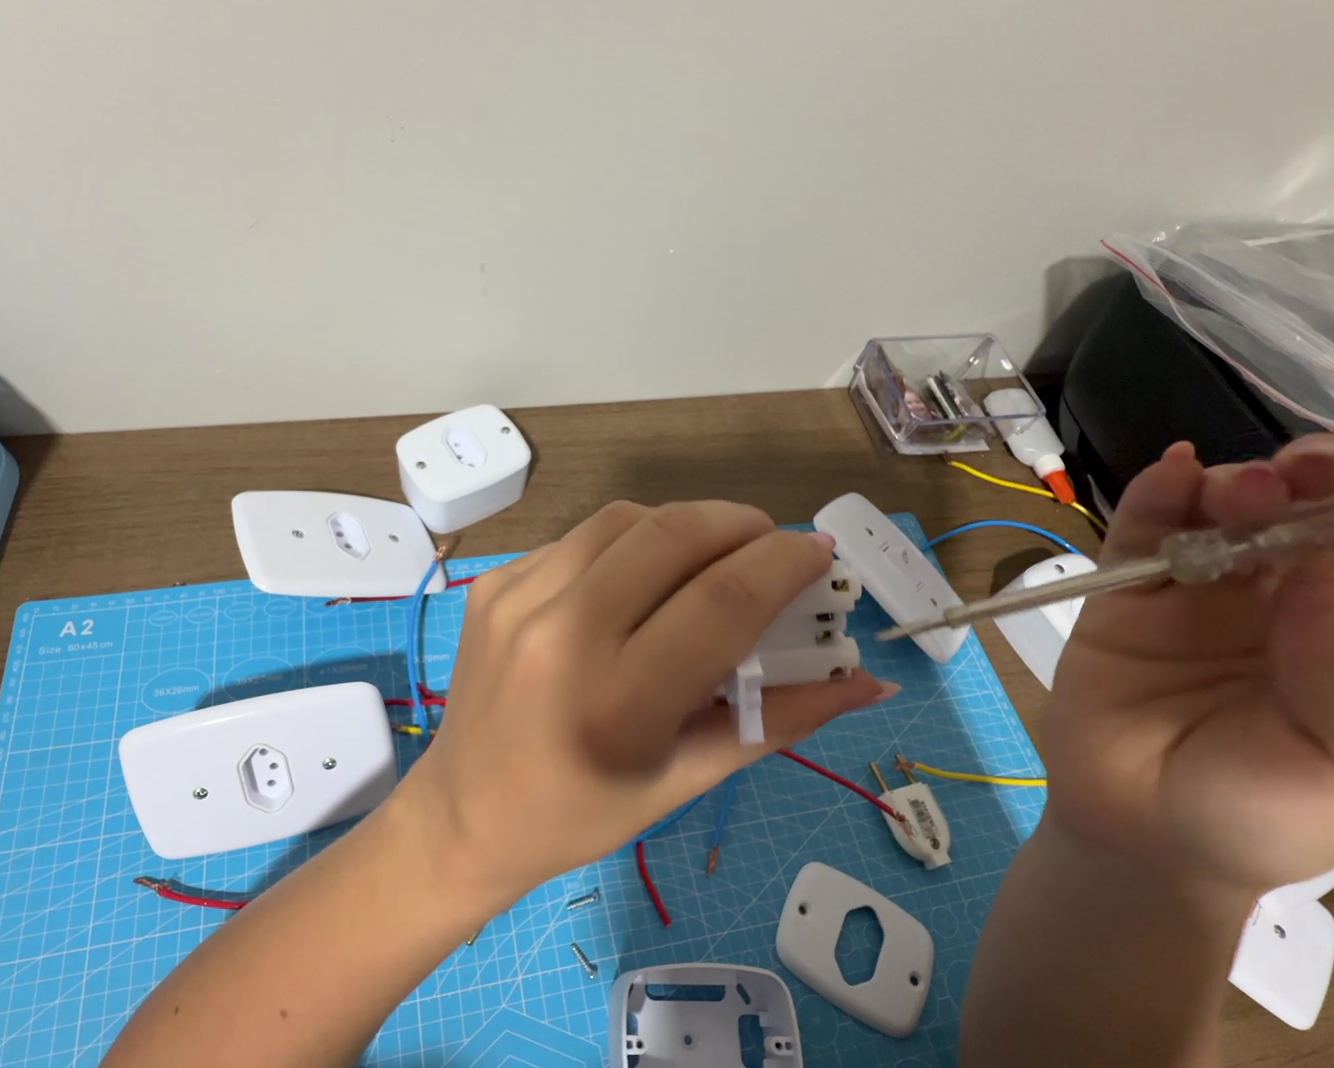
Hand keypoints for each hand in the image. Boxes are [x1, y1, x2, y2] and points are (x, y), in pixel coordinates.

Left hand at [394, 500, 898, 900]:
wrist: (463, 813)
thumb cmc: (580, 814)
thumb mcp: (684, 780)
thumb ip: (779, 721)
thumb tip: (869, 681)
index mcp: (617, 699)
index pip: (721, 599)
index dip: (782, 564)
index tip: (817, 556)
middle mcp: (561, 632)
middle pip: (672, 535)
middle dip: (739, 524)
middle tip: (772, 542)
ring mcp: (517, 598)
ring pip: (625, 520)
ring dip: (685, 524)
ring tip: (715, 552)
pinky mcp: (493, 585)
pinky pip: (580, 539)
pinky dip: (628, 542)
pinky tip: (642, 575)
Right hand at [1045, 343, 1333, 894]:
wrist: (1135, 833)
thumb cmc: (1264, 818)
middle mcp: (1312, 596)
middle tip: (1304, 474)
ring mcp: (1218, 587)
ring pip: (1245, 498)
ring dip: (1247, 479)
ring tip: (1227, 503)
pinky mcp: (1137, 586)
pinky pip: (1149, 519)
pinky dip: (1160, 488)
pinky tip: (1172, 479)